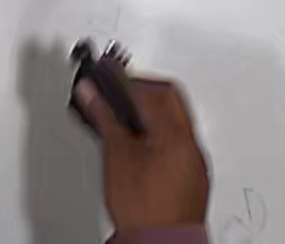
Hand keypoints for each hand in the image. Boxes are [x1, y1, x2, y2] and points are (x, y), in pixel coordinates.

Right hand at [75, 66, 209, 231]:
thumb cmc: (144, 211)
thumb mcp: (115, 155)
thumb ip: (103, 117)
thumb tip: (89, 91)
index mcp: (175, 132)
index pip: (150, 89)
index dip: (125, 79)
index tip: (108, 73)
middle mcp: (190, 144)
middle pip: (170, 98)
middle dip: (144, 89)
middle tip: (121, 90)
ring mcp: (195, 162)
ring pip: (177, 119)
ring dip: (154, 111)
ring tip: (129, 115)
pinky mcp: (195, 179)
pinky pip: (181, 142)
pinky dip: (162, 133)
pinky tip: (145, 143)